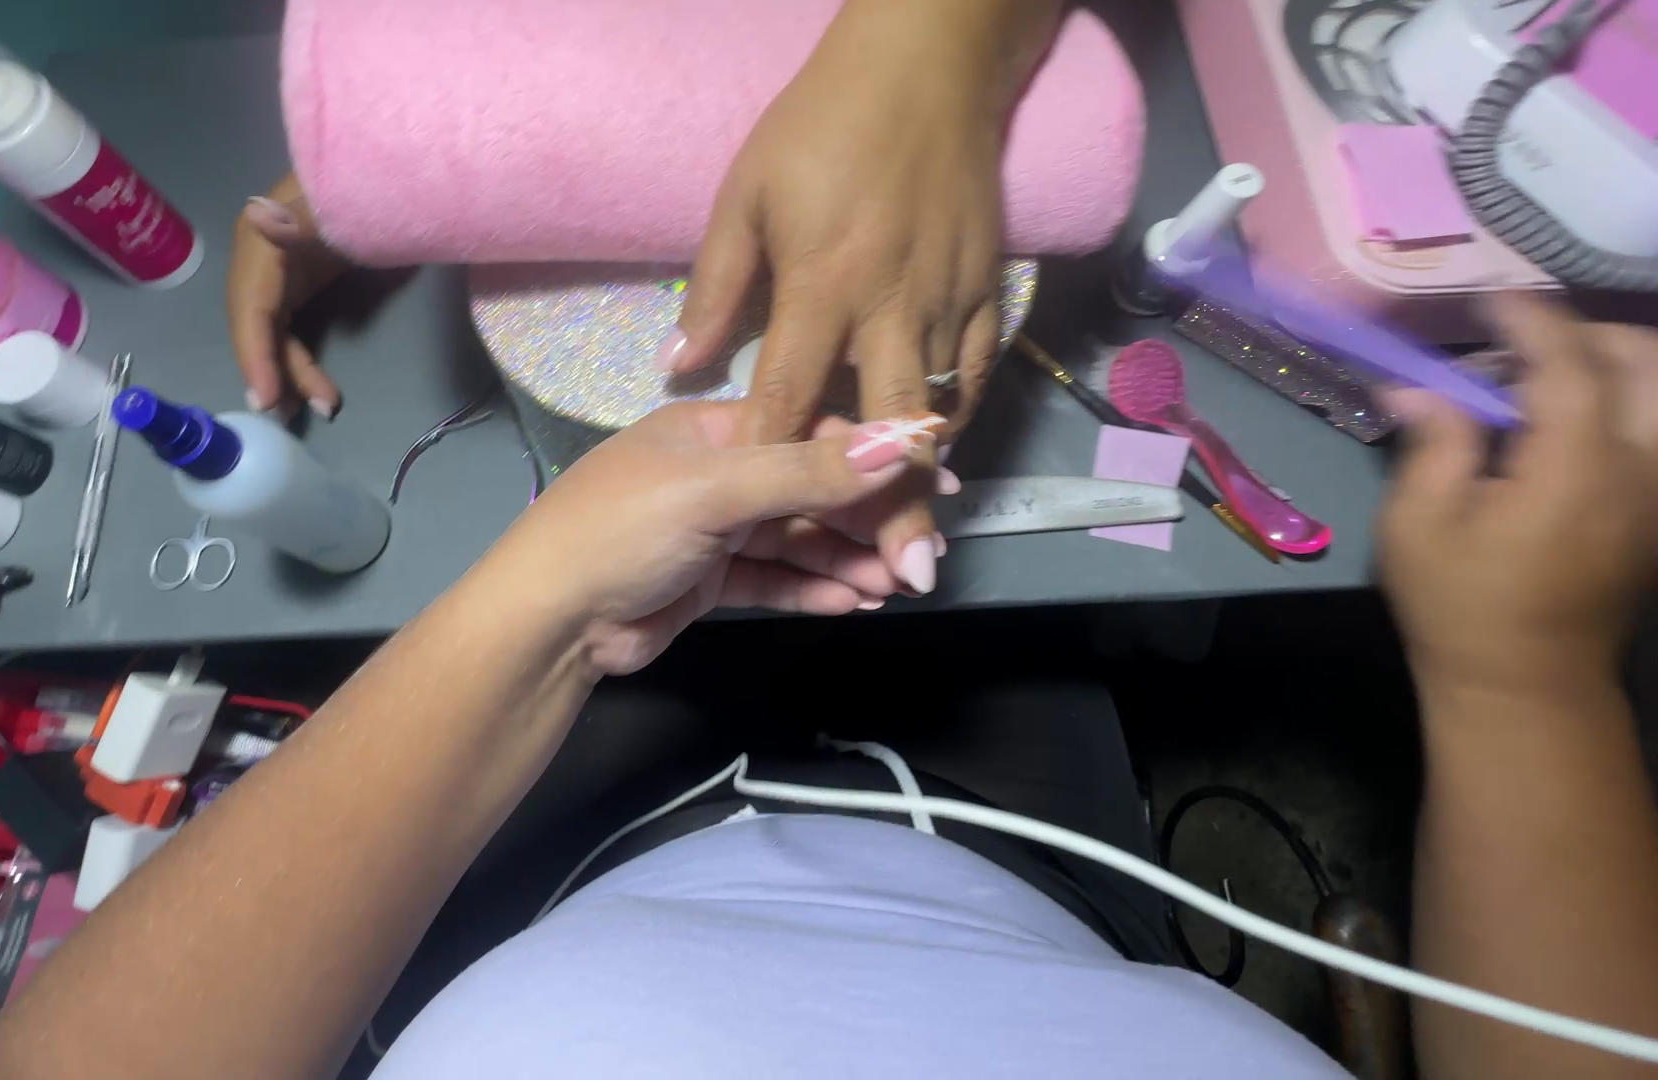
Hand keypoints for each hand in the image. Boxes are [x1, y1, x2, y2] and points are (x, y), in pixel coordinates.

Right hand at [226, 174, 352, 419]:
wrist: (398, 180)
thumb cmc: (371, 189)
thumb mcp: (339, 203)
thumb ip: (305, 215)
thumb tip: (260, 220)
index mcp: (263, 237)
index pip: (250, 306)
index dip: (255, 353)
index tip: (266, 397)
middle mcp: (263, 256)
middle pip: (260, 325)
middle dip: (274, 372)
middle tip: (292, 416)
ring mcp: (284, 270)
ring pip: (276, 331)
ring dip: (290, 372)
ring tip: (316, 409)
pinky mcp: (304, 281)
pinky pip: (293, 327)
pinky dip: (302, 359)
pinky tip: (315, 387)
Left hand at [491, 402, 934, 674]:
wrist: (552, 620)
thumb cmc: (624, 531)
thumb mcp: (713, 490)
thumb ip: (805, 470)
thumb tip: (901, 441)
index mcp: (712, 430)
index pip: (810, 432)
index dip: (873, 459)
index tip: (932, 484)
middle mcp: (717, 474)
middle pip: (810, 491)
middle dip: (866, 522)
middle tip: (922, 554)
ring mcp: (713, 529)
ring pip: (796, 541)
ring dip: (845, 561)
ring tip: (895, 585)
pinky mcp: (710, 579)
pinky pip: (773, 579)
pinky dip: (811, 589)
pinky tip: (851, 603)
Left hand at [664, 0, 1050, 595]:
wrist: (929, 57)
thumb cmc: (818, 129)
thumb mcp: (744, 198)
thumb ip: (717, 291)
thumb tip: (683, 363)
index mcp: (821, 288)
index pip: (791, 399)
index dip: (780, 469)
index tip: (774, 534)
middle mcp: (889, 308)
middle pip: (886, 430)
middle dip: (895, 509)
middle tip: (902, 573)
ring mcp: (948, 301)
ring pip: (939, 412)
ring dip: (932, 480)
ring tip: (925, 540)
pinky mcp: (989, 291)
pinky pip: (978, 373)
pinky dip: (958, 417)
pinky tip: (941, 454)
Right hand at [1379, 296, 1657, 699]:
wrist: (1521, 669)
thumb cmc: (1453, 596)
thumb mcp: (1416, 521)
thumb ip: (1432, 444)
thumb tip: (1415, 388)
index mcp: (1576, 469)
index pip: (1571, 367)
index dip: (1532, 323)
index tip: (1491, 299)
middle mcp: (1644, 465)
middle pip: (1646, 363)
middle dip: (1580, 335)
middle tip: (1504, 347)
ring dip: (1603, 365)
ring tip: (1526, 382)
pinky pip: (1653, 425)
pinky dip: (1612, 400)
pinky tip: (1548, 423)